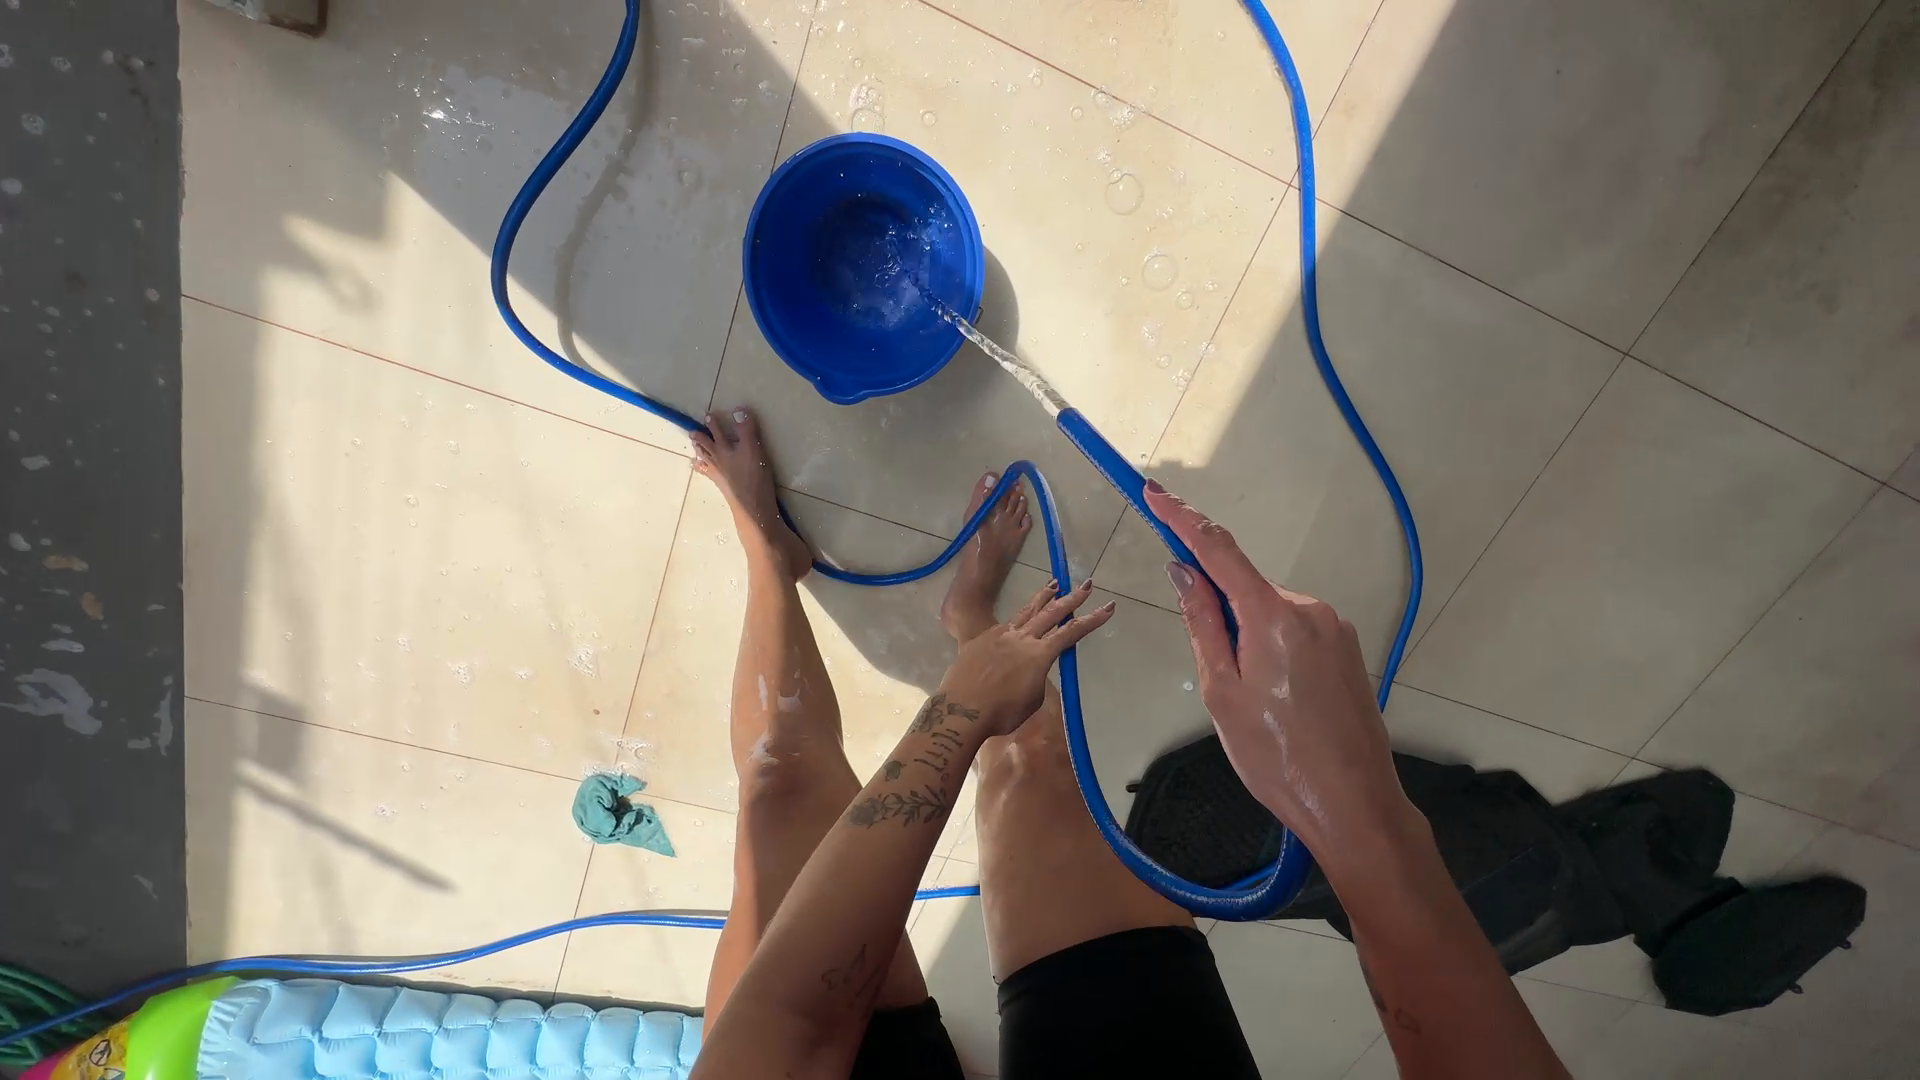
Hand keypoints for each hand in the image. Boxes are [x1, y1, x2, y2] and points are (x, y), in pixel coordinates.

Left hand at [938, 579, 1115, 736]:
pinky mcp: (982, 639)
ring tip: (1054, 584)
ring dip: (1042, 597)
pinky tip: (1019, 620)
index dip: (1092, 620)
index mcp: (1039, 654)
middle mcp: (1022, 638)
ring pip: (1026, 611)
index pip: (1071, 633)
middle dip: (1071, 599)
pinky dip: (1018, 618)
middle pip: (1051, 613)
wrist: (961, 709)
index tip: (1108, 607)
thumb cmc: (1002, 713)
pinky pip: (1005, 624)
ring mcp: (1000, 635)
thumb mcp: (1032, 699)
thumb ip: (1037, 678)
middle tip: (1086, 584)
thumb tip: (1032, 670)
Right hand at [1143, 479, 1412, 855]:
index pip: (1218, 550)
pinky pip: (1292, 628)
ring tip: (1252, 701)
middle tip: (1216, 675)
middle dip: (1216, 609)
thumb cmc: (1274, 753)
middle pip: (1244, 587)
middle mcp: (1309, 608)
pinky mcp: (1346, 647)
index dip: (1182, 518)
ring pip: (1267, 611)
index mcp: (1272, 615)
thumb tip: (1183, 571)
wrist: (1354, 802)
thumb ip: (1202, 623)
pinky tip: (1276, 697)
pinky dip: (1269, 645)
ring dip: (1245, 635)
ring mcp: (1334, 626)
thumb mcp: (1221, 690)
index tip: (1154, 492)